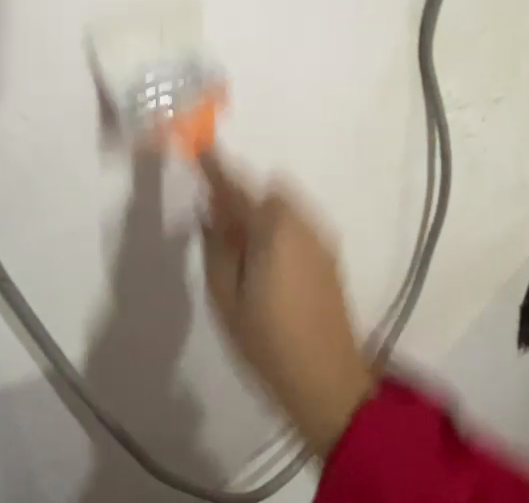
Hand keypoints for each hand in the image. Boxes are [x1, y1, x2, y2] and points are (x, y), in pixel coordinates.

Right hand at [198, 152, 377, 454]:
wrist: (328, 380)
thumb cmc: (266, 339)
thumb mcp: (224, 295)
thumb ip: (216, 245)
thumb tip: (211, 213)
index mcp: (271, 227)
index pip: (236, 186)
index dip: (215, 167)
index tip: (199, 148)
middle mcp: (300, 222)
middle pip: (265, 191)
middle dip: (242, 196)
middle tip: (219, 224)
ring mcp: (320, 238)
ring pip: (284, 208)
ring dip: (261, 213)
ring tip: (242, 249)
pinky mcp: (330, 256)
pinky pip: (297, 225)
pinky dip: (278, 228)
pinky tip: (267, 263)